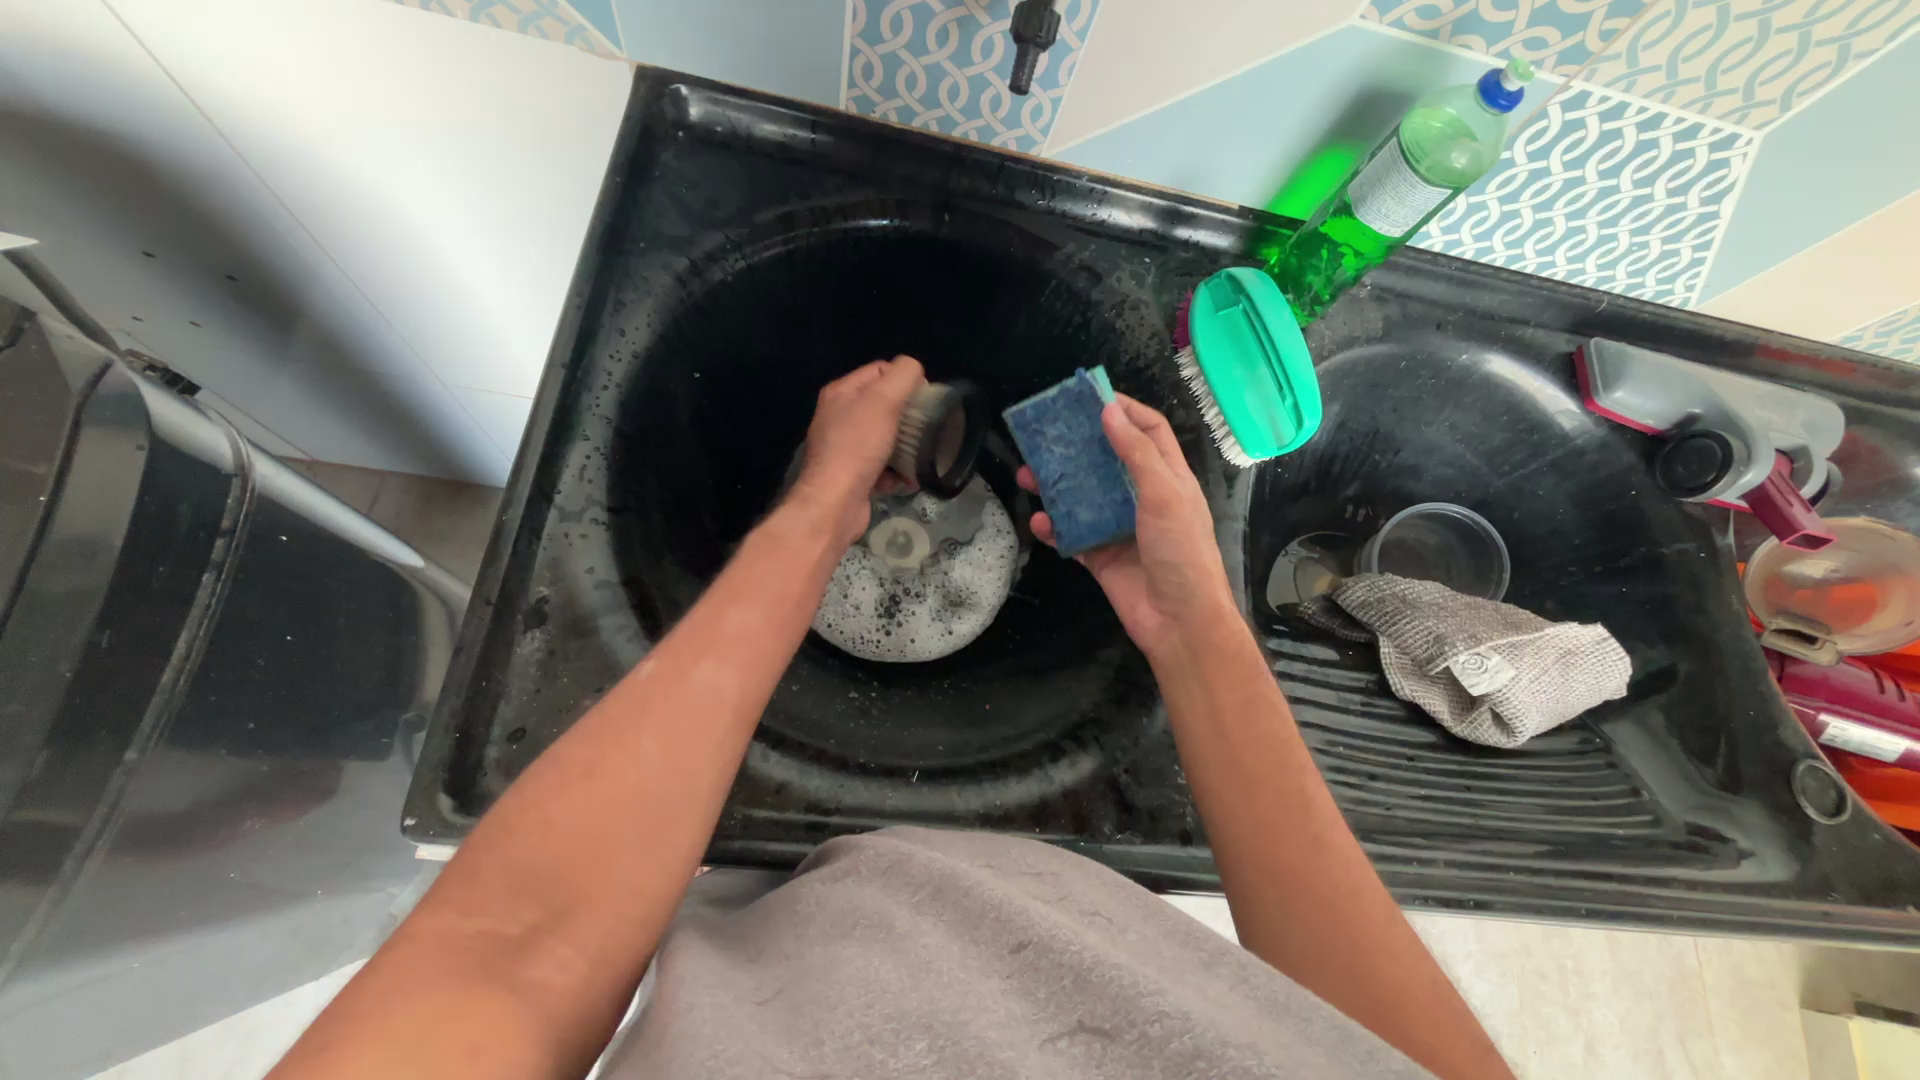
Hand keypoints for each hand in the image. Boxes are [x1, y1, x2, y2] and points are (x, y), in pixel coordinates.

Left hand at [790, 355, 924, 546]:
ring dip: (907, 447)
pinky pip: (882, 467)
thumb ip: (903, 376)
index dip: (905, 380)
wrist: (835, 503)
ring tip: (923, 455)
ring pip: (885, 438)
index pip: (880, 371)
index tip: (926, 399)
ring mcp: (845, 448)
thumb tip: (915, 370)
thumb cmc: (858, 446)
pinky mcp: (853, 475)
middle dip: (909, 416)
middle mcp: (839, 417)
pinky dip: (896, 473)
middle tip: (928, 427)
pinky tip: (908, 480)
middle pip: (884, 406)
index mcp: (841, 393)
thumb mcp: (884, 400)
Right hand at [1018, 395, 1237, 663]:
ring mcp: (1119, 528)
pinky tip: (1038, 521)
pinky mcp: (1100, 556)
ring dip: (1056, 486)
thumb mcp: (1164, 494)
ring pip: (1082, 497)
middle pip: (1107, 461)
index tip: (1091, 396)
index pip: (1148, 432)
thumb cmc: (1181, 551)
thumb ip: (1136, 453)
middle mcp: (1142, 498)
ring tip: (1027, 476)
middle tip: (1045, 435)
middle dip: (1077, 447)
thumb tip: (1109, 411)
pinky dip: (1054, 529)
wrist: (1179, 621)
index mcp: (1168, 478)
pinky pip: (1071, 536)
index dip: (1124, 411)